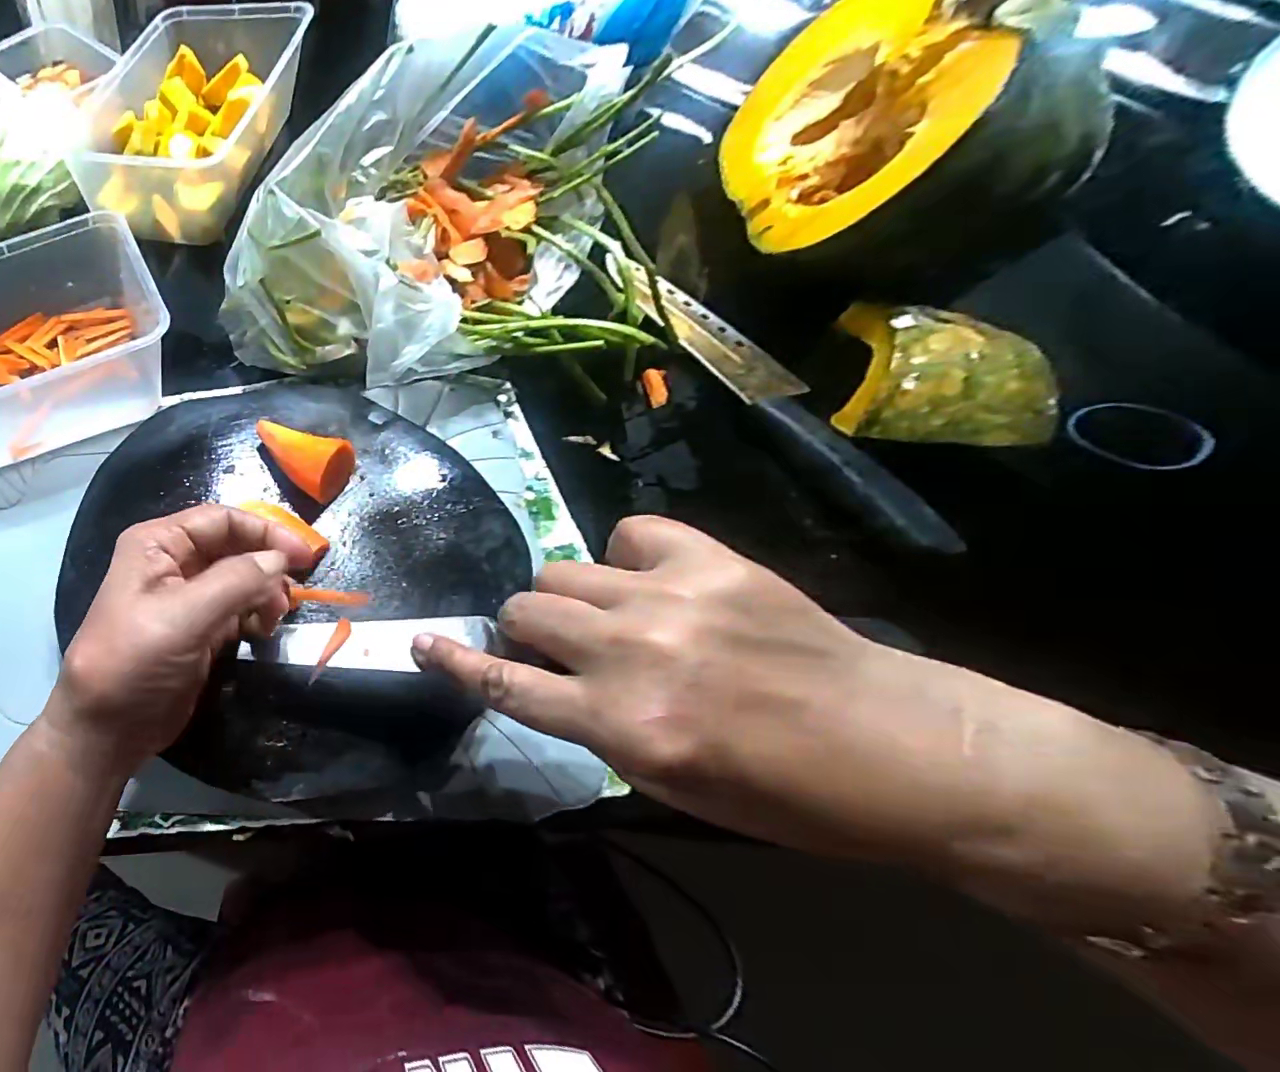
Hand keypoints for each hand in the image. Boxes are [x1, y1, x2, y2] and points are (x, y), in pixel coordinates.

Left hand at [47, 504, 317, 779]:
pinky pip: (239, 608)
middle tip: (293, 592)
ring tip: (276, 617)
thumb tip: (281, 560)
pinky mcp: (200, 628)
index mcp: (158, 544)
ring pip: (241, 578)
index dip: (266, 531)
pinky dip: (257, 614)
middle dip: (267, 564)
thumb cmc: (135, 662)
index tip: (304, 555)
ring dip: (265, 592)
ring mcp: (187, 597)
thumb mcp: (183, 616)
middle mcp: (173, 562)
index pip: (222, 520)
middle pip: (235, 546)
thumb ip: (236, 581)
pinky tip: (263, 631)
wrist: (107, 730)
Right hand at [414, 516, 1223, 930]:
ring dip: (566, 594)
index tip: (422, 641)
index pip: (508, 686)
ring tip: (603, 611)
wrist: (907, 750)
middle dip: (522, 627)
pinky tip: (649, 577)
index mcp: (624, 728)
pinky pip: (630, 535)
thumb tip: (548, 678)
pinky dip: (625, 556)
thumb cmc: (783, 795)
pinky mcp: (713, 562)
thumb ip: (595, 727)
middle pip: (526, 610)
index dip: (456, 662)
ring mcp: (671, 599)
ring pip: (563, 570)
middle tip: (554, 643)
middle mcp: (633, 654)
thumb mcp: (668, 783)